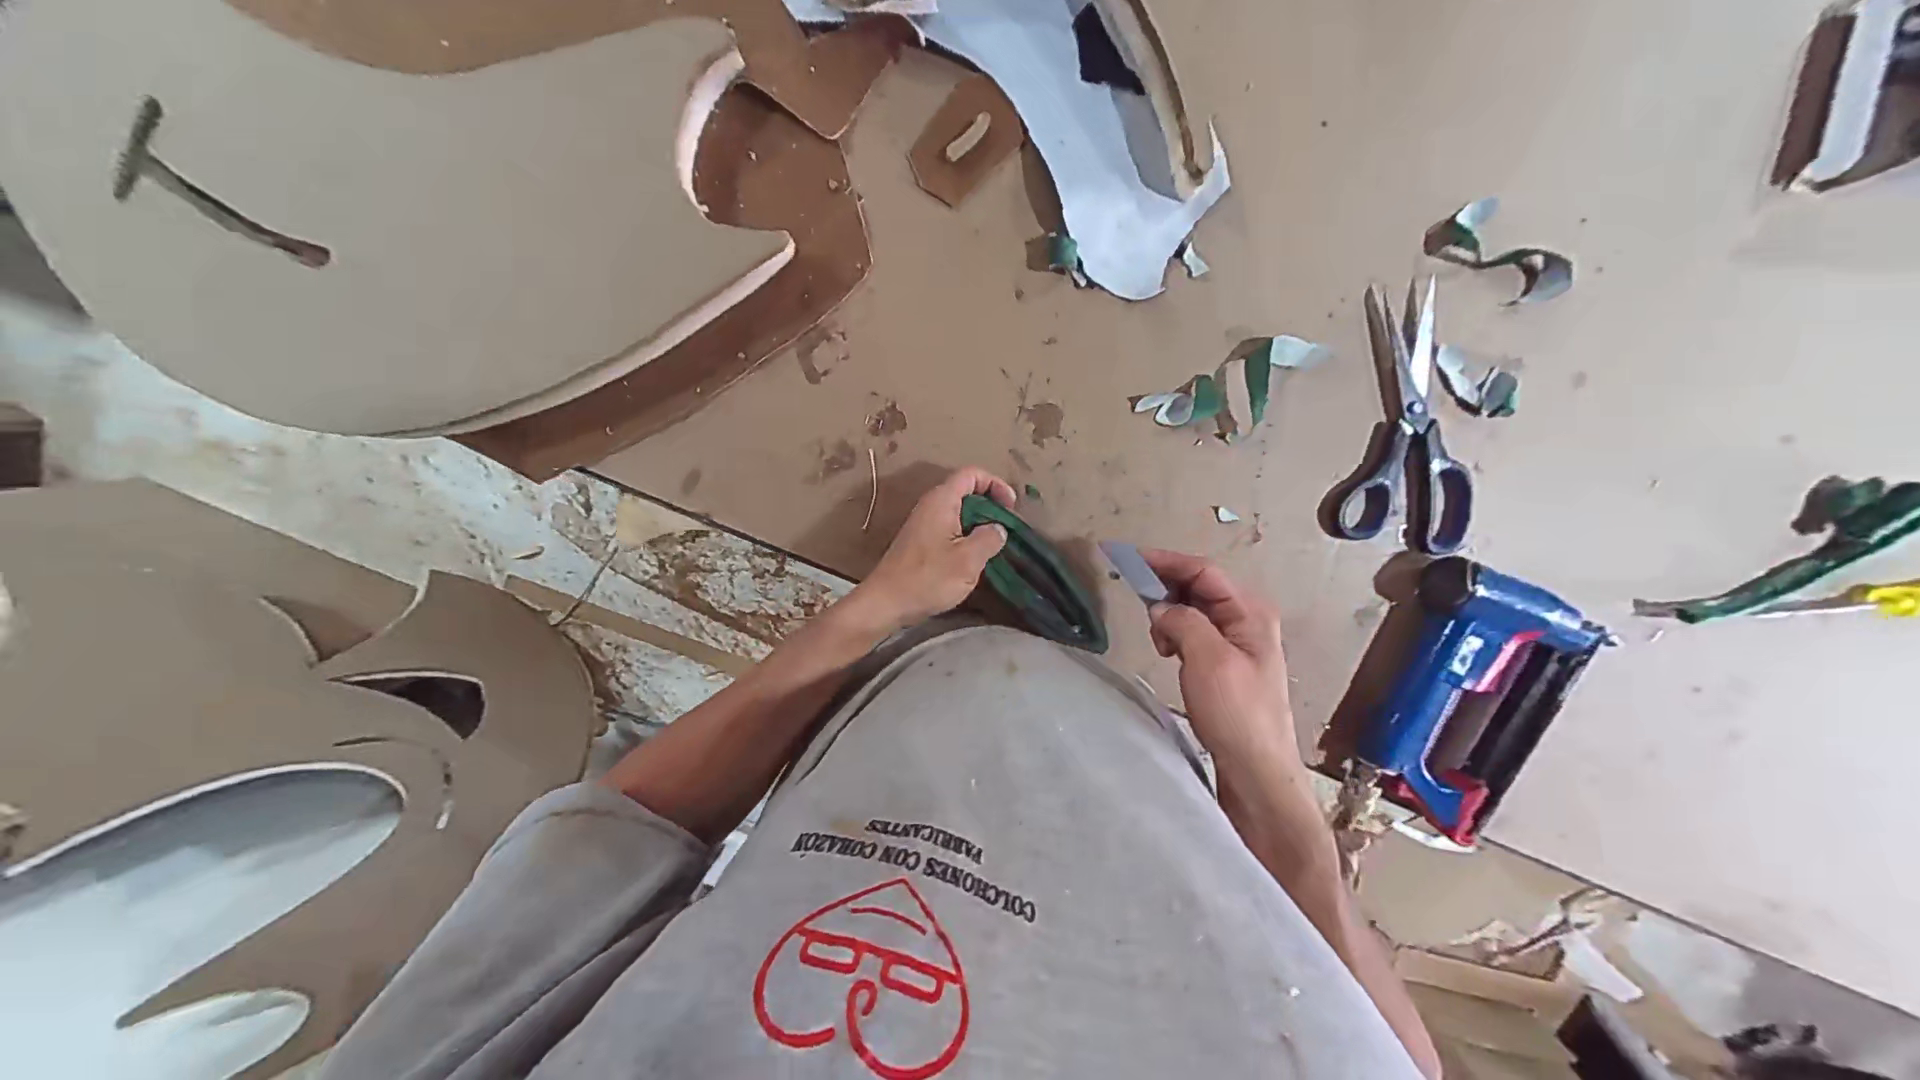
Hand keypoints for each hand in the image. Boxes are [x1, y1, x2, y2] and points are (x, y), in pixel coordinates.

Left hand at [844, 467, 1015, 636]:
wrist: (885, 603)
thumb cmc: (928, 579)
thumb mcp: (968, 560)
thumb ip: (989, 538)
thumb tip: (998, 528)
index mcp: (941, 501)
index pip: (971, 474)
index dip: (995, 484)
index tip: (1010, 507)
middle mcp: (930, 506)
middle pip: (965, 491)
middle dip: (990, 503)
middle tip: (1006, 527)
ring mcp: (922, 524)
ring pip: (957, 511)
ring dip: (978, 522)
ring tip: (994, 543)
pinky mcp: (919, 542)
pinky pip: (948, 528)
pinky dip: (965, 535)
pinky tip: (973, 558)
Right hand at [1140, 549, 1299, 776]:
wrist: (1256, 770)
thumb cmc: (1236, 712)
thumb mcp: (1207, 659)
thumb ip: (1183, 621)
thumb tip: (1161, 607)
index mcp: (1250, 611)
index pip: (1203, 570)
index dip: (1165, 561)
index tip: (1128, 558)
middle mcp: (1246, 619)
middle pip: (1198, 587)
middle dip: (1166, 592)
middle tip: (1144, 612)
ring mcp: (1237, 642)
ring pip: (1192, 610)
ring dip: (1169, 618)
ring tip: (1161, 645)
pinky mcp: (1225, 662)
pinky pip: (1193, 633)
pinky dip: (1175, 636)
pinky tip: (1169, 654)